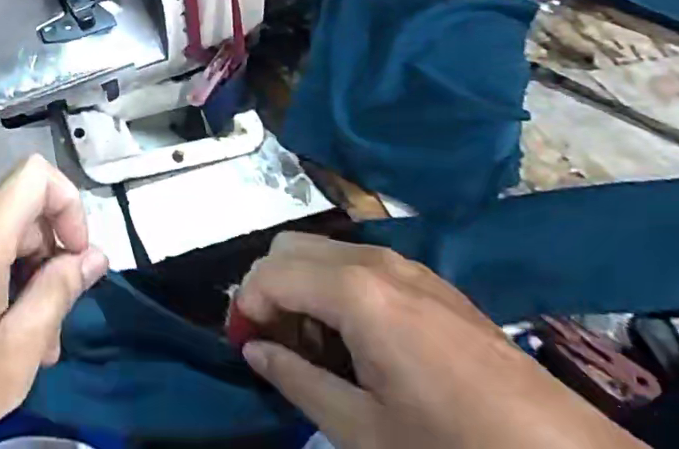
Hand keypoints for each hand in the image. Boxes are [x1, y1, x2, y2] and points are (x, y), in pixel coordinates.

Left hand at [0, 155, 109, 448]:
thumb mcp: (15, 352)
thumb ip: (59, 293)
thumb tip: (94, 255)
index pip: (36, 174)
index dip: (69, 206)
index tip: (78, 259)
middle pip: (22, 215)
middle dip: (49, 263)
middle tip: (52, 332)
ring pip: (2, 239)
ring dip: (25, 281)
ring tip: (26, 347)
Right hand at [234, 233, 644, 448]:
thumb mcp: (367, 433)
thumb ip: (297, 382)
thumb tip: (254, 350)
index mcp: (354, 291)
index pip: (270, 274)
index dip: (245, 307)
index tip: (243, 347)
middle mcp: (376, 261)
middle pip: (291, 247)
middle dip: (269, 286)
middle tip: (272, 342)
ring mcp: (410, 268)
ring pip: (325, 251)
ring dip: (302, 285)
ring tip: (313, 347)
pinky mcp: (435, 285)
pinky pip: (362, 265)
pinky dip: (336, 287)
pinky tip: (356, 342)